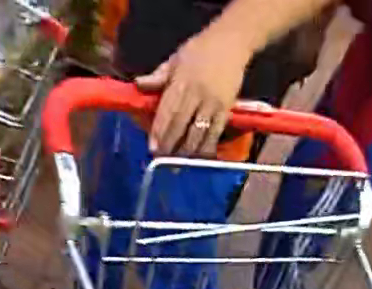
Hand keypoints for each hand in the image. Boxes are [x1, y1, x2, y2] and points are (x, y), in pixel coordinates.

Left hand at [134, 26, 252, 156]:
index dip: (159, 131)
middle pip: (180, 126)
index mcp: (181, 81)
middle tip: (162, 160)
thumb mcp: (176, 59)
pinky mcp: (225, 111)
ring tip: (177, 164)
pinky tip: (198, 158)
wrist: (233, 40)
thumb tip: (138, 85)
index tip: (152, 147)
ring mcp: (212, 104)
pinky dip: (205, 149)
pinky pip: (214, 135)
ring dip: (186, 152)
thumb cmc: (200, 50)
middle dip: (170, 145)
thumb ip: (158, 77)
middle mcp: (196, 94)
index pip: (167, 111)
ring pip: (196, 134)